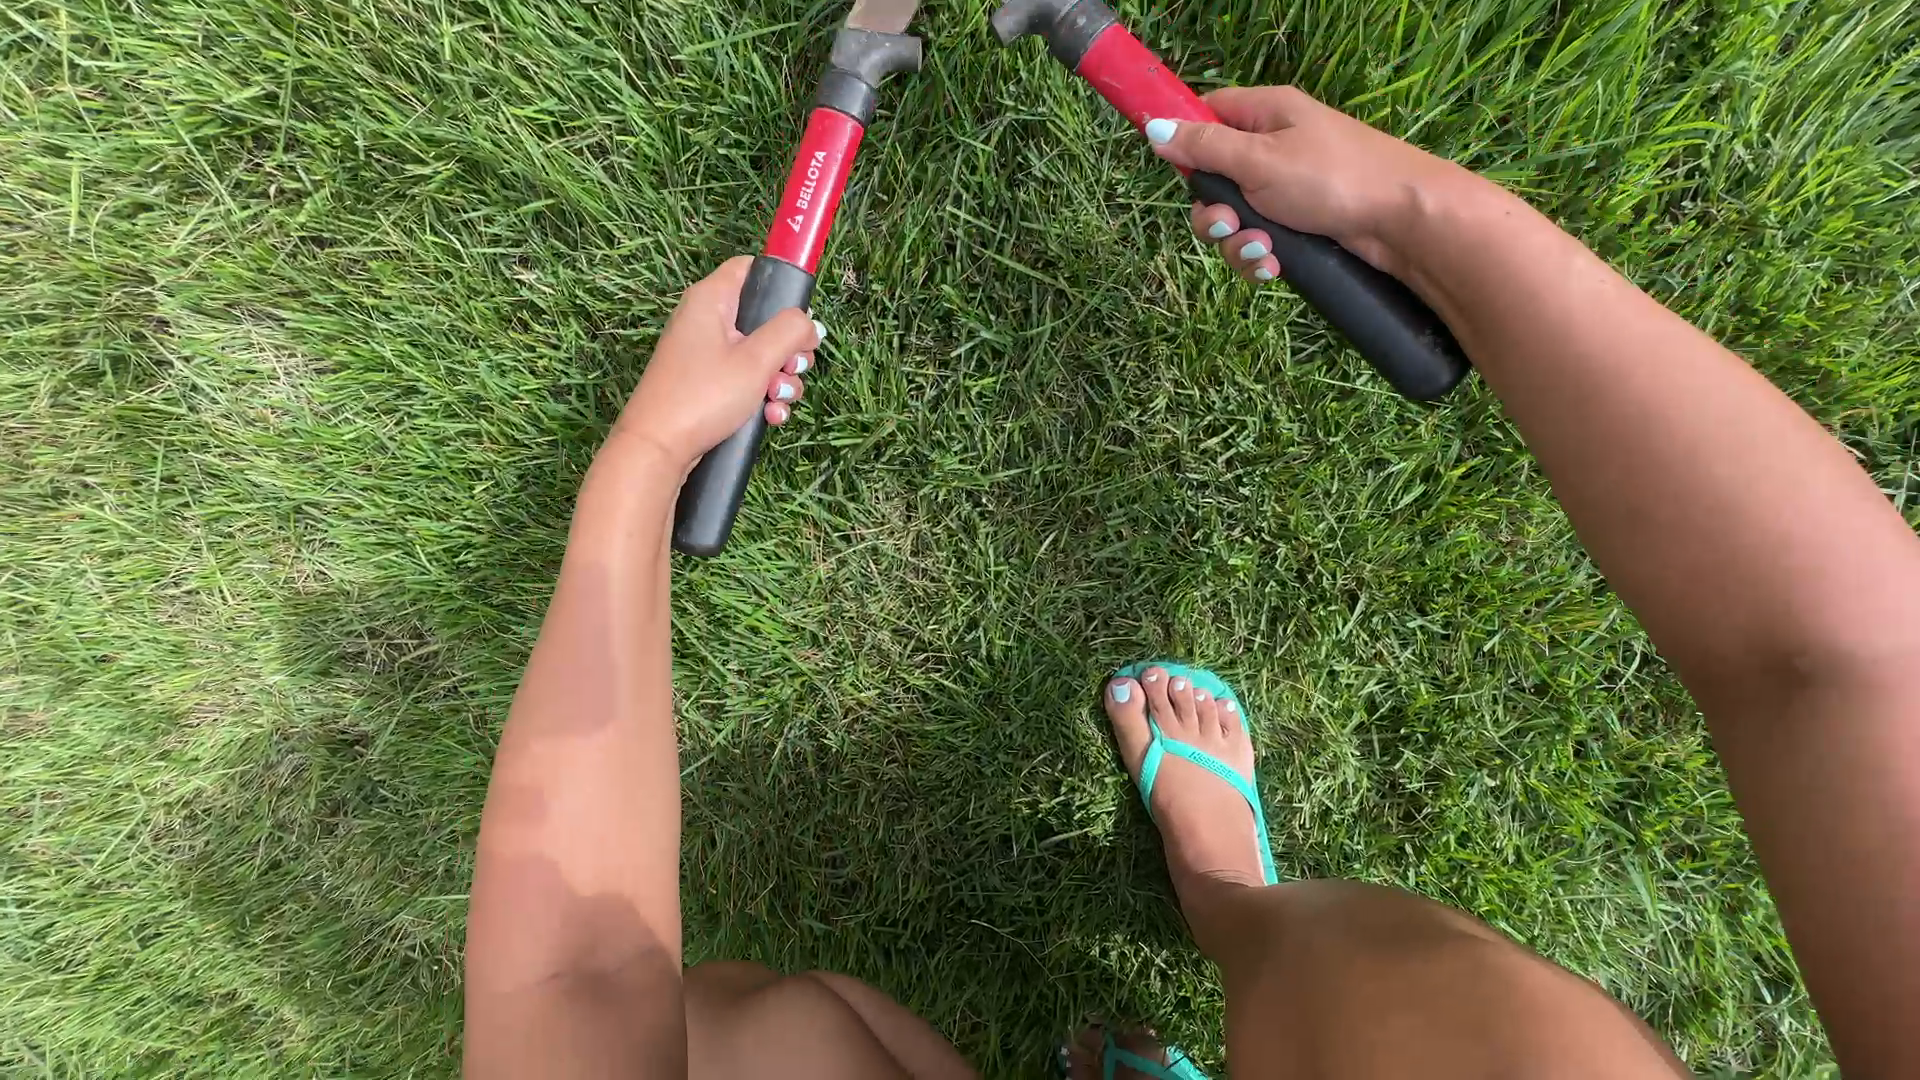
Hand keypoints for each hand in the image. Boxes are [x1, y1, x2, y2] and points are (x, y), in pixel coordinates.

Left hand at [613, 257, 823, 469]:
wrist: (660, 448)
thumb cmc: (704, 395)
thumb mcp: (756, 360)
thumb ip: (790, 331)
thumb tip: (809, 324)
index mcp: (712, 300)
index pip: (752, 269)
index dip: (781, 288)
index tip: (800, 320)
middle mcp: (707, 321)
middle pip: (765, 319)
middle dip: (789, 348)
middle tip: (792, 368)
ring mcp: (707, 354)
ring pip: (762, 355)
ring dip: (781, 380)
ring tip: (777, 400)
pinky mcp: (709, 384)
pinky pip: (747, 381)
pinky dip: (763, 397)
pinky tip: (770, 417)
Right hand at [1144, 86, 1484, 279]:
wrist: (1400, 221)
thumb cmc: (1332, 177)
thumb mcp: (1259, 159)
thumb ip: (1204, 148)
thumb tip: (1155, 129)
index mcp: (1264, 117)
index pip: (1207, 116)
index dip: (1186, 143)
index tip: (1178, 173)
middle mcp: (1271, 150)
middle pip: (1211, 182)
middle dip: (1214, 215)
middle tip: (1230, 225)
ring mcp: (1283, 190)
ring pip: (1231, 221)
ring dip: (1237, 244)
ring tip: (1264, 251)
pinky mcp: (1294, 225)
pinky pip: (1255, 243)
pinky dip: (1258, 258)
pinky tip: (1273, 266)